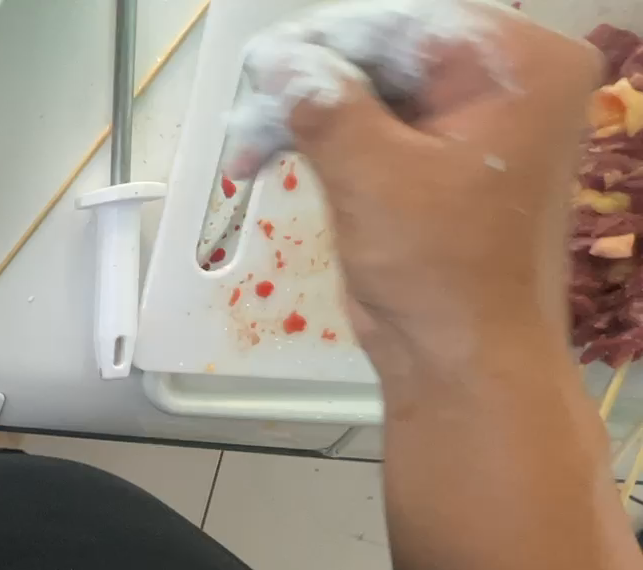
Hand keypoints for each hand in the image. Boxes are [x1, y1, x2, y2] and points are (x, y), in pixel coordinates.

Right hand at [237, 2, 601, 377]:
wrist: (455, 345)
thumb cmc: (433, 263)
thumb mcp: (374, 178)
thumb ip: (328, 110)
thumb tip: (278, 61)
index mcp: (519, 70)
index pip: (412, 25)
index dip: (330, 40)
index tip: (260, 63)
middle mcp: (500, 86)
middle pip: (387, 59)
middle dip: (308, 90)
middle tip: (245, 122)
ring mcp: (462, 128)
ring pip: (367, 98)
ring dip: (301, 123)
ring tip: (246, 158)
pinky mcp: (425, 167)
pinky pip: (366, 134)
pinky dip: (316, 146)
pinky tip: (271, 163)